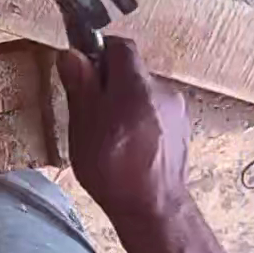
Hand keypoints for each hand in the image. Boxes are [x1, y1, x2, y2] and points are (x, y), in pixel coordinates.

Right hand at [57, 37, 190, 223]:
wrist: (151, 206)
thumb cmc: (111, 167)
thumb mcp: (83, 125)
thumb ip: (80, 86)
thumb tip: (71, 54)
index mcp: (136, 85)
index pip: (120, 46)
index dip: (98, 52)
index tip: (80, 70)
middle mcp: (163, 90)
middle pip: (132, 71)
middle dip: (108, 82)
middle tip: (86, 109)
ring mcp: (176, 110)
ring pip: (143, 92)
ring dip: (123, 102)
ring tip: (106, 132)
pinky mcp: (182, 128)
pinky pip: (154, 111)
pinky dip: (138, 118)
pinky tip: (126, 144)